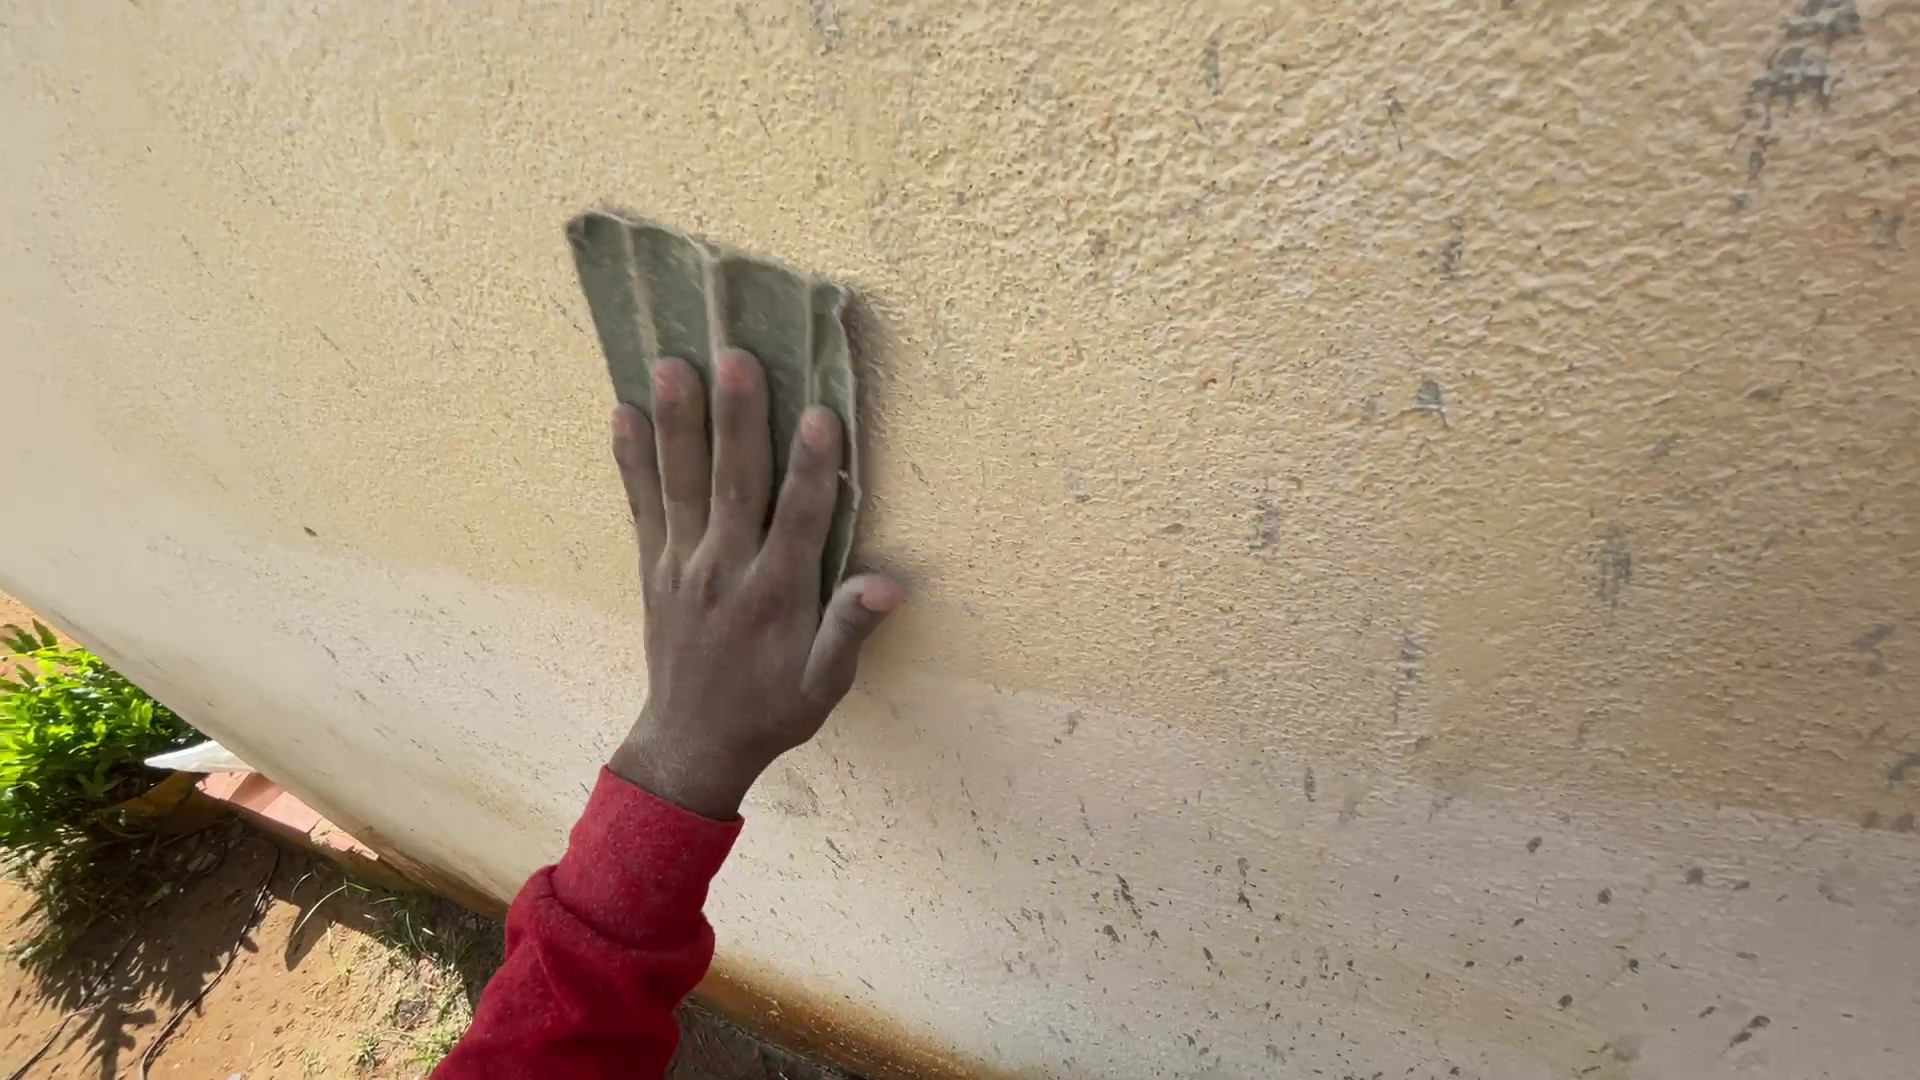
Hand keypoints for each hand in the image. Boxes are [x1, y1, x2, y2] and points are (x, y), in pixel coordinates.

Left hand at [605, 350, 902, 819]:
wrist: (692, 743)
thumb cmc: (773, 709)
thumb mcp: (826, 685)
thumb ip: (850, 631)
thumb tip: (887, 585)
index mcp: (776, 596)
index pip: (800, 521)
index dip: (814, 469)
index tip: (821, 414)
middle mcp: (726, 571)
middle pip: (734, 485)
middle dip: (738, 420)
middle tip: (735, 357)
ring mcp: (682, 566)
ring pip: (682, 485)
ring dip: (678, 424)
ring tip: (672, 364)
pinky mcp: (654, 567)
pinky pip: (641, 506)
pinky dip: (631, 460)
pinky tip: (621, 413)